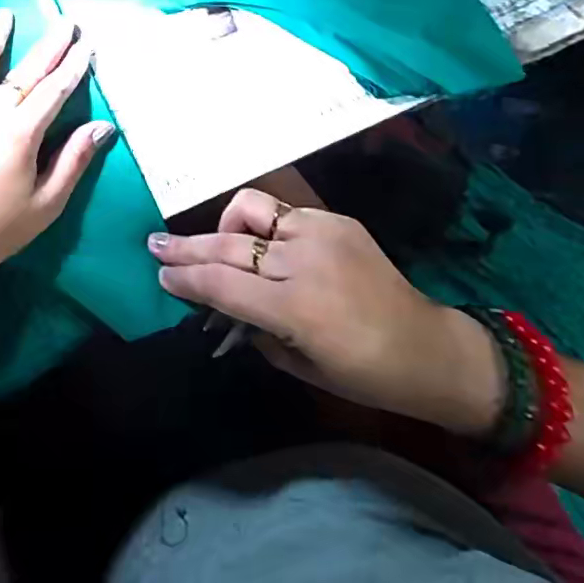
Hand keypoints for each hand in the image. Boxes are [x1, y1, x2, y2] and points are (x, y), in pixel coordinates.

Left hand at [0, 9, 113, 320]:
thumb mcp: (47, 203)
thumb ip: (74, 160)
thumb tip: (103, 126)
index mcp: (21, 133)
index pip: (55, 90)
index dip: (74, 66)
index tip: (88, 44)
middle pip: (26, 72)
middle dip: (50, 46)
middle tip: (66, 21)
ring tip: (4, 14)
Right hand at [148, 189, 503, 435]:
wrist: (426, 345)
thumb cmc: (363, 374)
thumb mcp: (300, 365)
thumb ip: (256, 330)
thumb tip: (223, 306)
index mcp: (295, 308)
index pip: (222, 285)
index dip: (186, 279)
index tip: (160, 276)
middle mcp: (304, 261)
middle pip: (228, 244)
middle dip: (187, 247)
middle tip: (156, 245)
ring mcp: (322, 231)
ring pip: (253, 208)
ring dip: (226, 225)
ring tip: (216, 242)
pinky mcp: (337, 218)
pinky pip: (286, 211)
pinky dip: (265, 227)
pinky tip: (266, 246)